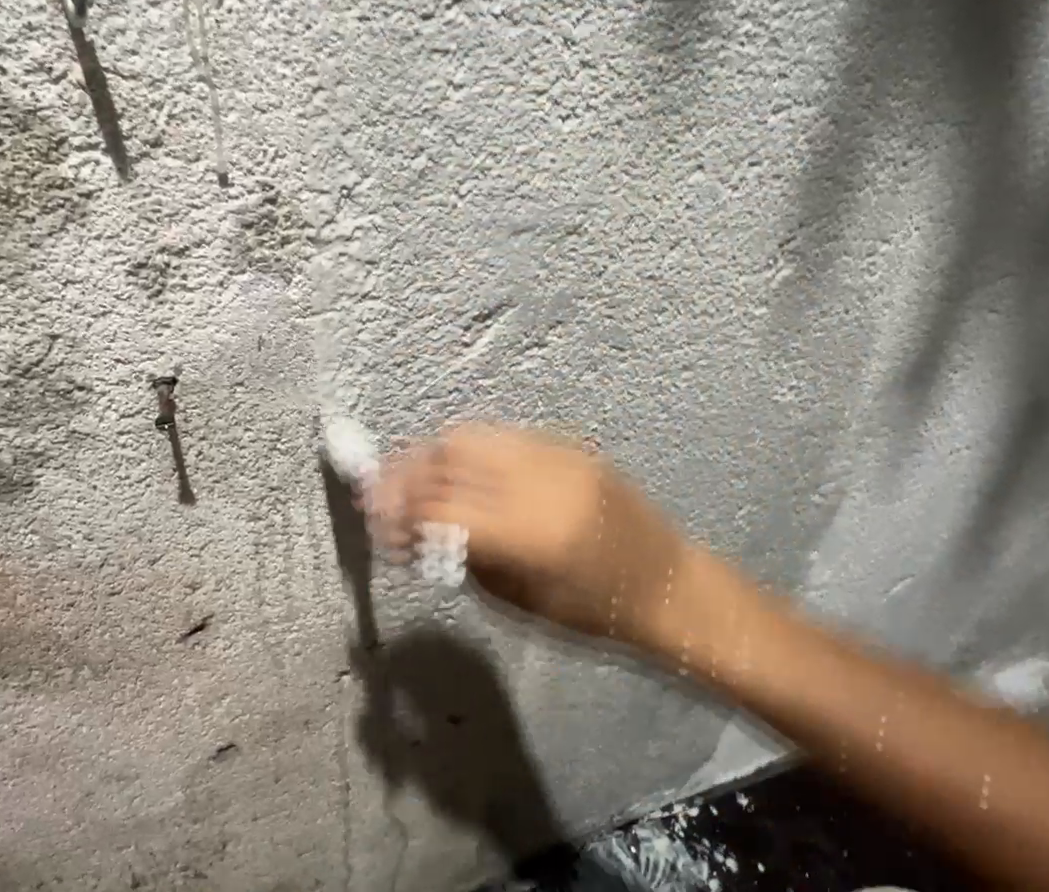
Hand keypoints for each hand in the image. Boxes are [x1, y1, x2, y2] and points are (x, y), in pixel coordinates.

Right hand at [368, 424, 713, 646]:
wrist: (670, 584)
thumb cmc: (595, 613)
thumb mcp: (519, 601)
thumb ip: (465, 558)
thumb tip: (418, 528)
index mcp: (531, 533)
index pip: (442, 506)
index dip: (399, 513)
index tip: (378, 525)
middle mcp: (541, 481)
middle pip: (449, 456)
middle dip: (405, 473)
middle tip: (381, 494)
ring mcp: (556, 454)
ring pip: (471, 435)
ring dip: (431, 455)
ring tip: (412, 478)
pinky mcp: (567, 444)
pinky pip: (501, 435)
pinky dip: (468, 450)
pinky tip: (456, 470)